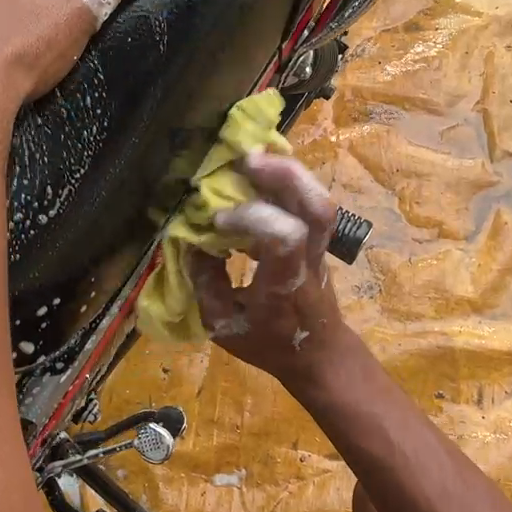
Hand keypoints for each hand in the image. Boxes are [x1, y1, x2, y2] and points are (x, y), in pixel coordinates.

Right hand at [187, 152, 347, 386]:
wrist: (319, 353)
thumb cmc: (270, 343)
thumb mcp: (224, 326)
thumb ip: (206, 284)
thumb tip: (191, 242)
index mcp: (286, 284)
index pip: (286, 238)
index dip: (253, 218)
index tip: (218, 222)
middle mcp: (310, 259)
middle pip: (317, 208)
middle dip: (284, 176)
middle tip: (246, 160)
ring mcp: (320, 246)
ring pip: (319, 199)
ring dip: (287, 172)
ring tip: (251, 158)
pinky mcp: (317, 237)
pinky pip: (310, 200)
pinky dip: (287, 180)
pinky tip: (260, 172)